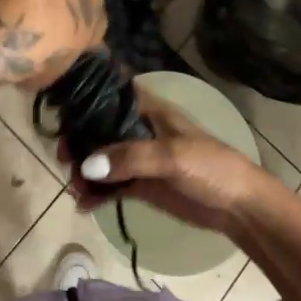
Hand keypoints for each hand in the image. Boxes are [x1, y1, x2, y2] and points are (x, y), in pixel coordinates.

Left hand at [0, 0, 106, 89]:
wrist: (19, 35)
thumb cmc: (35, 62)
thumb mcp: (53, 72)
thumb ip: (61, 59)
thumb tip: (60, 58)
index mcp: (94, 30)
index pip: (98, 24)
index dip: (84, 24)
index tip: (71, 29)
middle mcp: (91, 0)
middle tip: (59, 4)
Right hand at [64, 93, 276, 235]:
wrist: (238, 206)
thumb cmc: (210, 167)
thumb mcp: (172, 156)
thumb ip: (130, 158)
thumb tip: (87, 166)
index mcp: (149, 109)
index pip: (110, 94)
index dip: (86, 99)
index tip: (61, 111)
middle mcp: (139, 128)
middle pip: (99, 127)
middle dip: (79, 140)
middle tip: (63, 158)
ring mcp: (139, 157)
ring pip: (101, 157)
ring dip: (85, 170)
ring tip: (74, 188)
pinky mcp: (141, 184)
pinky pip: (111, 185)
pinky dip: (96, 193)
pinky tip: (84, 205)